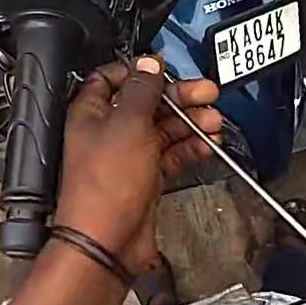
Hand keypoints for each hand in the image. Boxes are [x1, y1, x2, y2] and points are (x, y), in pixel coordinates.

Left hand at [53, 56, 221, 272]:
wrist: (107, 241)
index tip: (164, 68)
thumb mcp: (128, 125)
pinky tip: (207, 142)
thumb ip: (142, 90)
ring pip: (163, 129)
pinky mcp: (145, 177)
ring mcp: (128, 156)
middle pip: (147, 102)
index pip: (112, 77)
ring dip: (190, 121)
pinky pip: (171, 154)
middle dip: (178, 96)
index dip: (139, 70)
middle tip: (206, 92)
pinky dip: (190, 147)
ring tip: (213, 118)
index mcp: (92, 112)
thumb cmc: (104, 187)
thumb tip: (149, 64)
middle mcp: (109, 132)